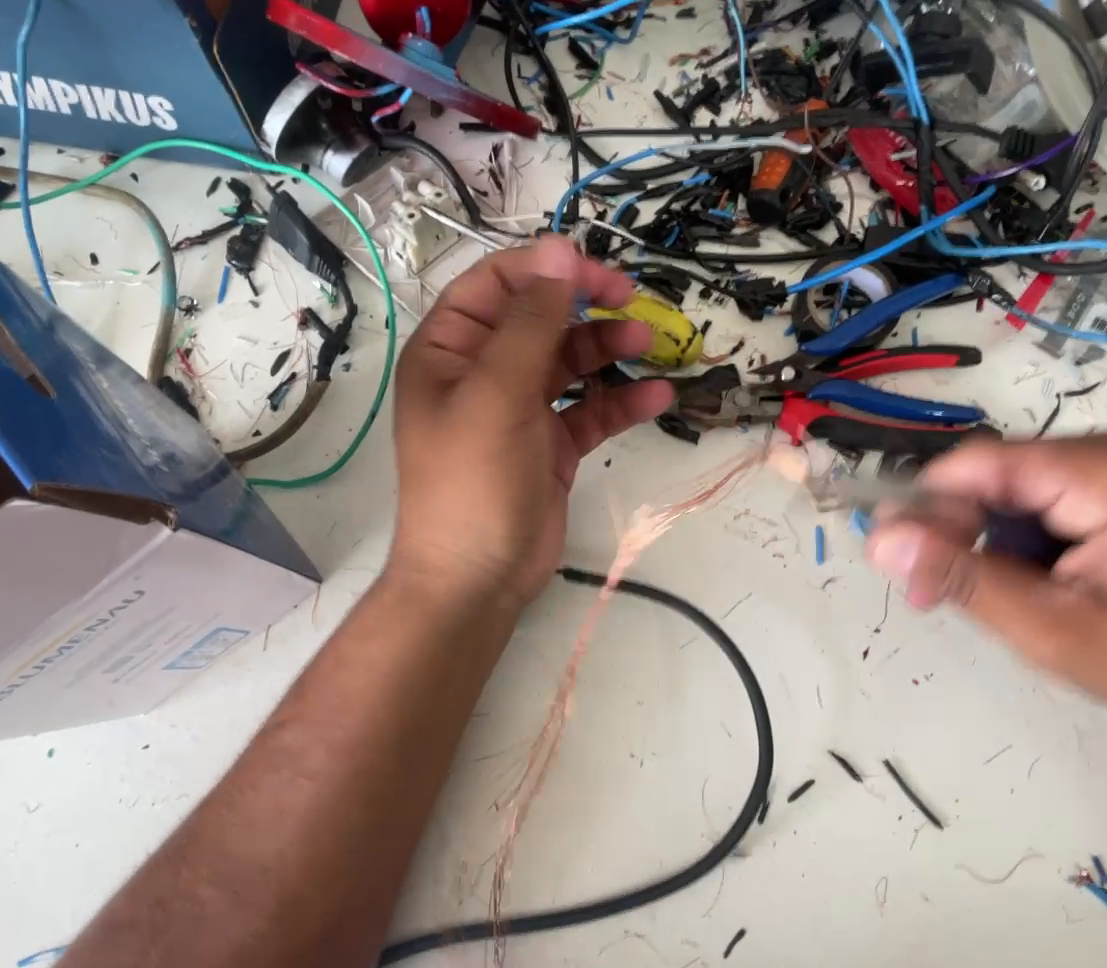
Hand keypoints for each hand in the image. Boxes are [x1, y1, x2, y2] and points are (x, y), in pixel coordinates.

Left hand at [387, 236, 674, 610]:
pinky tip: (657, 396)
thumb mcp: (497, 393)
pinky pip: (589, 411)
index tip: (597, 272)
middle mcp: (483, 373)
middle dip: (585, 307)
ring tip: (648, 343)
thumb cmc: (472, 481)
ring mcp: (519, 410)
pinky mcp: (551, 446)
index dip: (546, 270)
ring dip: (608, 350)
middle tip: (633, 301)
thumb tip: (559, 251)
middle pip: (540, 319)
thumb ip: (531, 322)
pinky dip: (621, 402)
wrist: (476, 578)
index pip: (497, 285)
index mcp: (449, 349)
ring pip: (570, 363)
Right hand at [865, 425, 1106, 729]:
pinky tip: (1040, 579)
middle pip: (1004, 472)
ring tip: (1003, 597)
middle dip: (962, 531)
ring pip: (1023, 485)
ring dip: (995, 538)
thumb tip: (878, 540)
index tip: (896, 560)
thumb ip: (961, 578)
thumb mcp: (1051, 630)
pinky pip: (1055, 492)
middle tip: (933, 595)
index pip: (986, 464)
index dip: (928, 507)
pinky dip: (1031, 535)